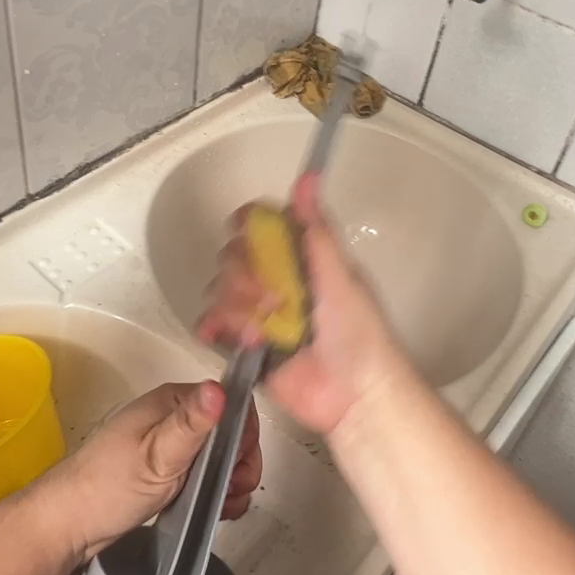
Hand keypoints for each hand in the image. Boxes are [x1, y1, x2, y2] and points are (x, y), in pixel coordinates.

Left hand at [23, 381, 260, 561]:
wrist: (68, 526)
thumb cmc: (110, 486)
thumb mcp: (156, 456)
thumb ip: (190, 425)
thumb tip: (219, 389)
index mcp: (173, 402)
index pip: (230, 404)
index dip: (243, 434)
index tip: (239, 465)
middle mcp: (175, 418)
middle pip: (230, 433)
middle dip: (240, 463)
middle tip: (231, 492)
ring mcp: (171, 447)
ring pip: (222, 458)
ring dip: (231, 482)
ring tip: (222, 507)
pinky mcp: (169, 474)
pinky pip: (207, 477)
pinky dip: (217, 493)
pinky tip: (214, 512)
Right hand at [197, 173, 410, 435]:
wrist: (356, 395)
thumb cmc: (361, 336)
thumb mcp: (341, 274)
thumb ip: (317, 229)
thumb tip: (308, 179)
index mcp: (301, 258)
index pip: (262, 225)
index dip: (249, 223)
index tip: (246, 230)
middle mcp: (277, 280)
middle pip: (234, 254)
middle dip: (244, 274)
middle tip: (272, 297)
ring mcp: (260, 312)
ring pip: (221, 288)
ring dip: (237, 306)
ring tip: (264, 327)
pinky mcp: (246, 344)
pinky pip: (214, 325)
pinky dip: (217, 327)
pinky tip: (237, 335)